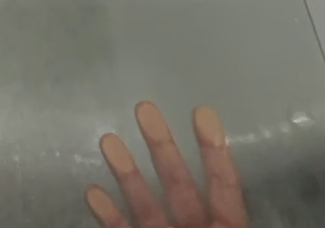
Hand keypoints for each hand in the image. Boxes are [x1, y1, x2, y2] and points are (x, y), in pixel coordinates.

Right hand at [85, 103, 246, 227]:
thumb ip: (232, 220)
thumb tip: (231, 211)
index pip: (223, 188)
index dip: (213, 152)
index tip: (202, 112)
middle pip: (179, 184)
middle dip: (162, 145)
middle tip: (145, 108)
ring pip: (146, 205)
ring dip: (127, 172)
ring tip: (108, 139)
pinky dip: (107, 214)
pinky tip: (92, 191)